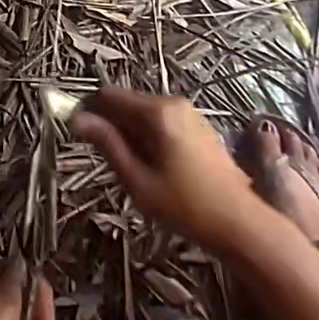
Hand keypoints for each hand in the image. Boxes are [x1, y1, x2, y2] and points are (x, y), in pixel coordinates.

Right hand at [70, 87, 260, 250]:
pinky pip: (161, 119)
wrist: (242, 224)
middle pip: (127, 102)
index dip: (90, 111)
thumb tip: (77, 119)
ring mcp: (188, 111)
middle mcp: (172, 102)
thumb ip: (107, 144)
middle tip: (112, 162)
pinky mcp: (197, 124)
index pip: (108, 95)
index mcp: (156, 111)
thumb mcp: (138, 180)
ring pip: (143, 112)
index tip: (81, 137)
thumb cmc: (186, 206)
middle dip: (112, 124)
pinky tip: (156, 167)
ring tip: (136, 169)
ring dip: (131, 132)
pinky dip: (149, 135)